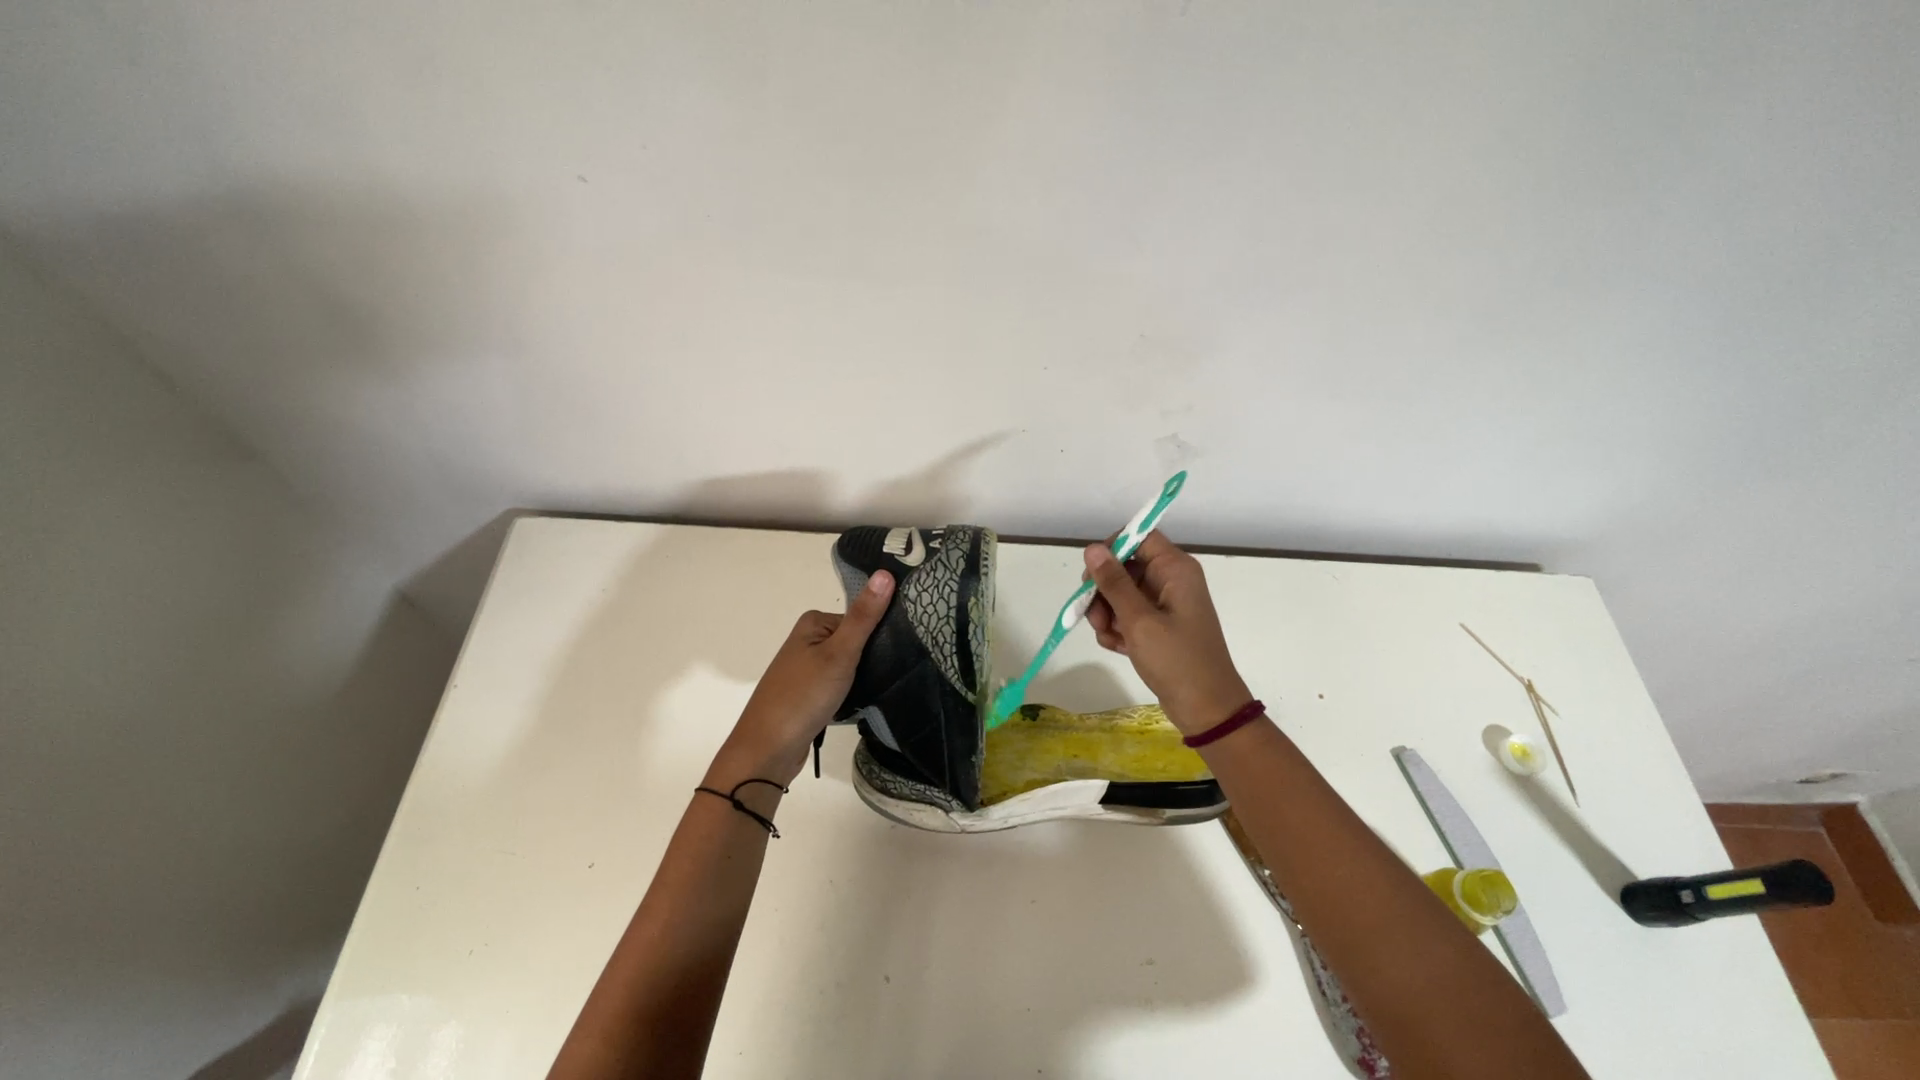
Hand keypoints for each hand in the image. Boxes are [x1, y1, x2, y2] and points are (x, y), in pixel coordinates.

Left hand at [709, 571, 893, 786]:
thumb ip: (864, 616)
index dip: (881, 634)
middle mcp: (808, 641)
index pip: (862, 618)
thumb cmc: (803, 695)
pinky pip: (842, 686)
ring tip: (884, 690)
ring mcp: (808, 669)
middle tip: (894, 674)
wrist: (769, 749)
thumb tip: (885, 573)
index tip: (900, 652)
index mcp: (813, 623)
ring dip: (866, 678)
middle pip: (857, 641)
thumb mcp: (839, 653)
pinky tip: (866, 705)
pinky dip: (854, 694)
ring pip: (851, 666)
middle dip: (874, 657)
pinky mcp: (811, 695)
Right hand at [1083, 532, 1251, 735]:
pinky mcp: (1160, 626)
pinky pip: (1129, 615)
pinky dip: (1119, 629)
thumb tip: (1092, 549)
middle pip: (1126, 566)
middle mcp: (1172, 580)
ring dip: (1107, 613)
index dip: (1112, 548)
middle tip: (1092, 614)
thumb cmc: (1176, 660)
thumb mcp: (1139, 620)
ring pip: (1123, 593)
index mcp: (1176, 569)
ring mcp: (1166, 604)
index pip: (1139, 536)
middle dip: (1104, 590)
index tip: (1091, 574)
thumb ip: (1113, 583)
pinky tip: (1119, 648)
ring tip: (1108, 637)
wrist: (1206, 708)